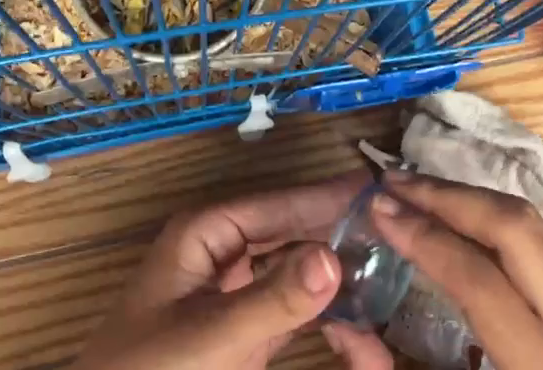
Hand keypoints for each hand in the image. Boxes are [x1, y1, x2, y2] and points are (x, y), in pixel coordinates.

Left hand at [76, 172, 374, 369]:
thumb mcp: (210, 336)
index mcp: (207, 233)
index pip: (279, 205)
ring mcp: (235, 292)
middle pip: (292, 231)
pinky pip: (294, 310)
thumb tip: (335, 257)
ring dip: (337, 277)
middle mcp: (224, 252)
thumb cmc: (149, 368)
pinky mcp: (245, 330)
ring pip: (297, 269)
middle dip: (338, 234)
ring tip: (387, 276)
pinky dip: (325, 315)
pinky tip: (359, 325)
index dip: (327, 196)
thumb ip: (272, 300)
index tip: (377, 190)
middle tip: (393, 234)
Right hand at [368, 170, 542, 369]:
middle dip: (448, 197)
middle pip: (517, 231)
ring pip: (533, 223)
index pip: (482, 282)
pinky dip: (490, 214)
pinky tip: (451, 212)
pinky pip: (539, 238)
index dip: (425, 239)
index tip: (376, 209)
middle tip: (391, 184)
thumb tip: (339, 323)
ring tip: (413, 189)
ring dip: (468, 197)